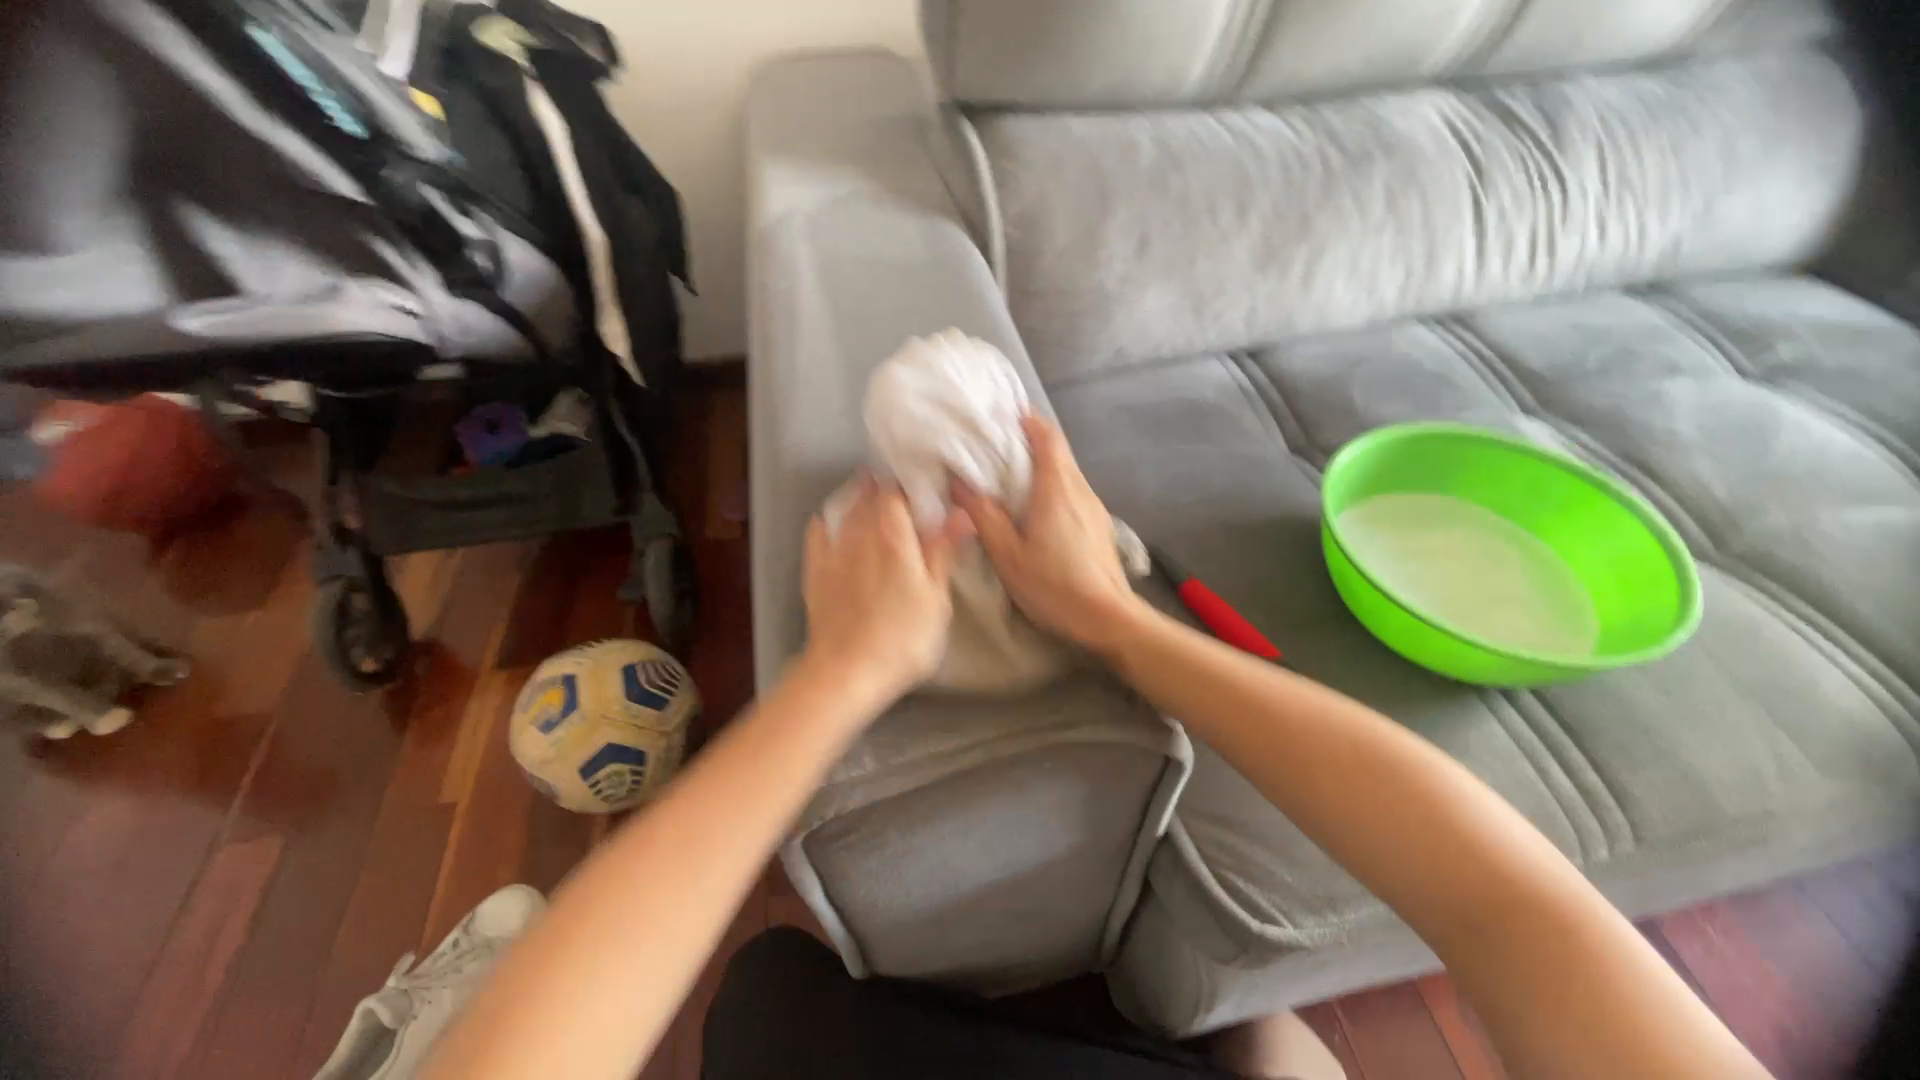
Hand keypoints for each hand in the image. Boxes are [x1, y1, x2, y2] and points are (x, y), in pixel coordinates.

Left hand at [802, 473, 968, 702]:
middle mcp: (862, 536)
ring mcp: (834, 553)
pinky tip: (829, 520)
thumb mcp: (937, 600)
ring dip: (858, 498)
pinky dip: (826, 522)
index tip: (921, 487)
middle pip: (870, 499)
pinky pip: (818, 535)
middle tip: (896, 486)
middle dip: (883, 488)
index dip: (909, 486)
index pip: (898, 495)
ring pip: (846, 512)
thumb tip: (960, 513)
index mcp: (896, 539)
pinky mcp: (815, 572)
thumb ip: (943, 553)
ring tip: (867, 488)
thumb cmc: (903, 639)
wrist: (846, 672)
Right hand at [953, 415, 1148, 656]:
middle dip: (1029, 442)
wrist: (1106, 618)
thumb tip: (960, 482)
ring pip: (1067, 472)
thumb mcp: (1008, 555)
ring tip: (1010, 476)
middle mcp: (1080, 489)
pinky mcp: (1099, 525)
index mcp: (1057, 489)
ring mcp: (1094, 507)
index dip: (1027, 421)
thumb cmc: (1054, 585)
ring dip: (1041, 466)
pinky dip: (1053, 487)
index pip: (1047, 437)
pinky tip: (1036, 507)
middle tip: (996, 447)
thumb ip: (984, 516)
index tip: (1002, 417)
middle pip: (1058, 451)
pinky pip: (1073, 491)